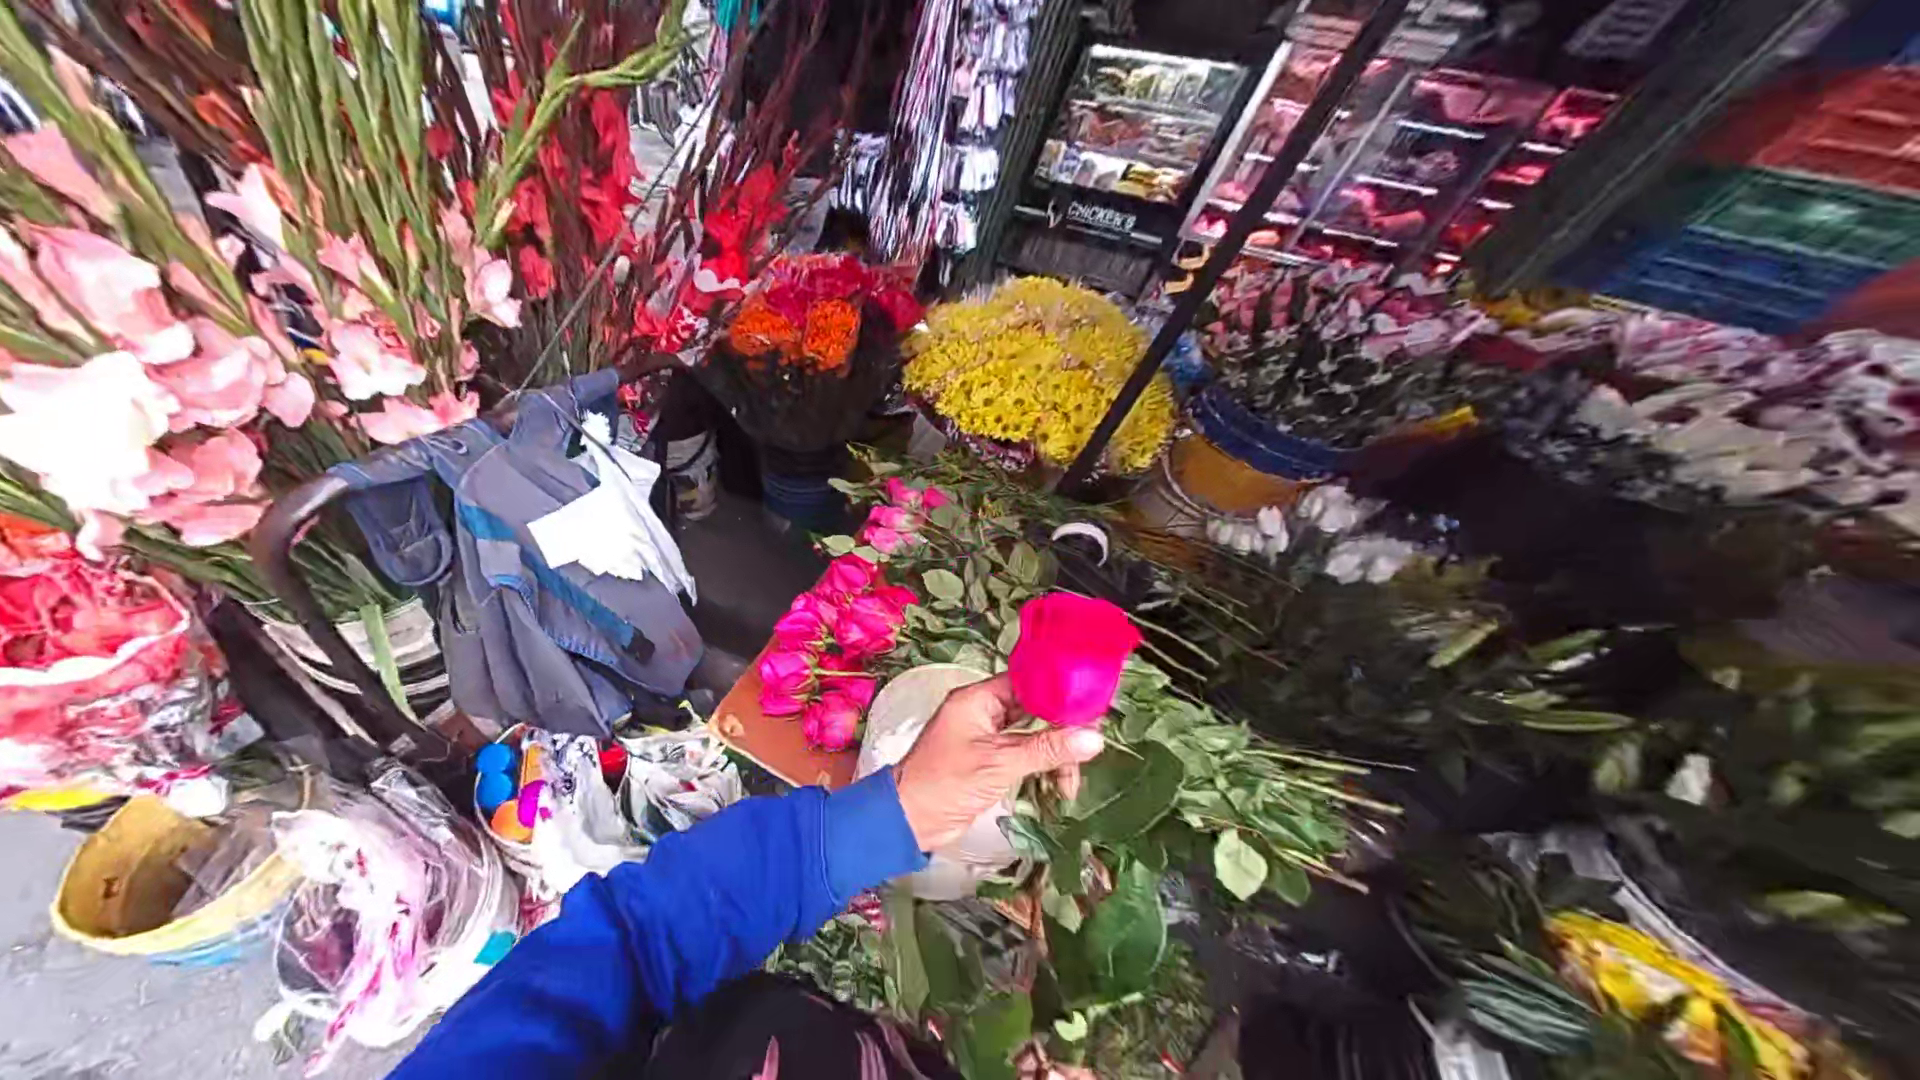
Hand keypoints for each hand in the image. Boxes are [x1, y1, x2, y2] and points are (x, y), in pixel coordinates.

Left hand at [892, 673, 1105, 851]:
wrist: (909, 820)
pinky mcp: (988, 760)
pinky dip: (1040, 766)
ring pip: (1030, 734)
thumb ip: (1046, 749)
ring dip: (1052, 754)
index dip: (1056, 691)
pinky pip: (1023, 753)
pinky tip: (1058, 784)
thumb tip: (1094, 738)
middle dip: (1060, 727)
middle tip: (1090, 742)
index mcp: (977, 699)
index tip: (1088, 705)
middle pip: (1032, 709)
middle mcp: (982, 711)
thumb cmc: (946, 782)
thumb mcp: (999, 763)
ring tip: (1070, 781)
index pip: (1025, 682)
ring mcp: (985, 736)